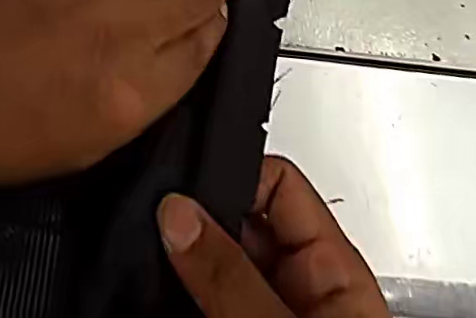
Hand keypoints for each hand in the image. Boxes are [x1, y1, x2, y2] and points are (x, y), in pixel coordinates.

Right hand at [159, 156, 389, 317]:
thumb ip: (234, 276)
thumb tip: (177, 212)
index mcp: (332, 272)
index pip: (276, 180)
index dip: (228, 170)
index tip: (180, 179)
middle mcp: (294, 287)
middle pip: (232, 217)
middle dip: (192, 213)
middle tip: (152, 217)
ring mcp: (258, 308)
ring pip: (206, 257)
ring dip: (175, 250)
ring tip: (143, 245)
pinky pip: (191, 290)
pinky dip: (166, 283)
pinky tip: (145, 280)